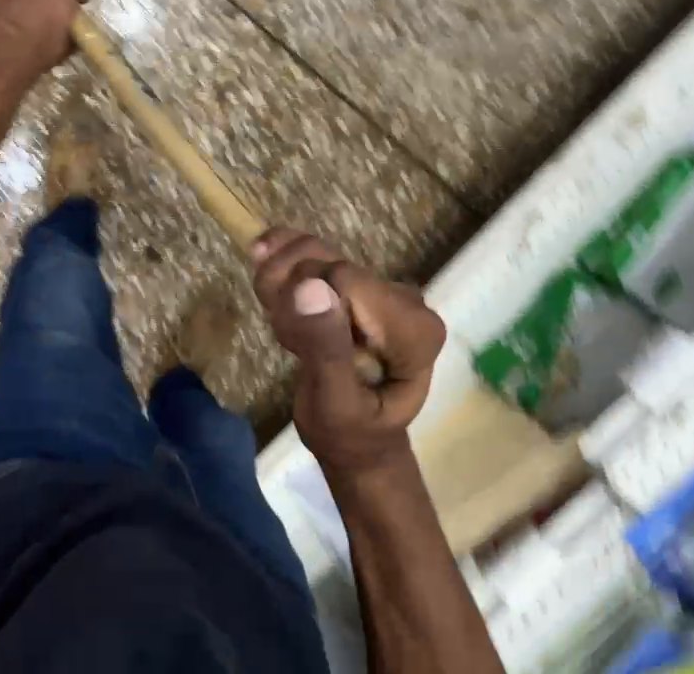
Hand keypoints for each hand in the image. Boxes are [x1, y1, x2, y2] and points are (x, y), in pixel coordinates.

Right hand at [251, 229, 446, 479]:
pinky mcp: (356, 282)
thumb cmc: (348, 434)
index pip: (340, 277)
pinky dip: (279, 277)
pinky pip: (302, 252)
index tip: (299, 349)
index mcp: (414, 326)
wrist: (354, 443)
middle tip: (294, 346)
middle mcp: (404, 296)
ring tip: (293, 336)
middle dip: (288, 297)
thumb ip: (325, 348)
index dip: (305, 305)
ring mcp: (379, 286)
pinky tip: (285, 308)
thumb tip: (309, 287)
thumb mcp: (334, 406)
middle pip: (319, 258)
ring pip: (305, 250)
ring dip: (280, 291)